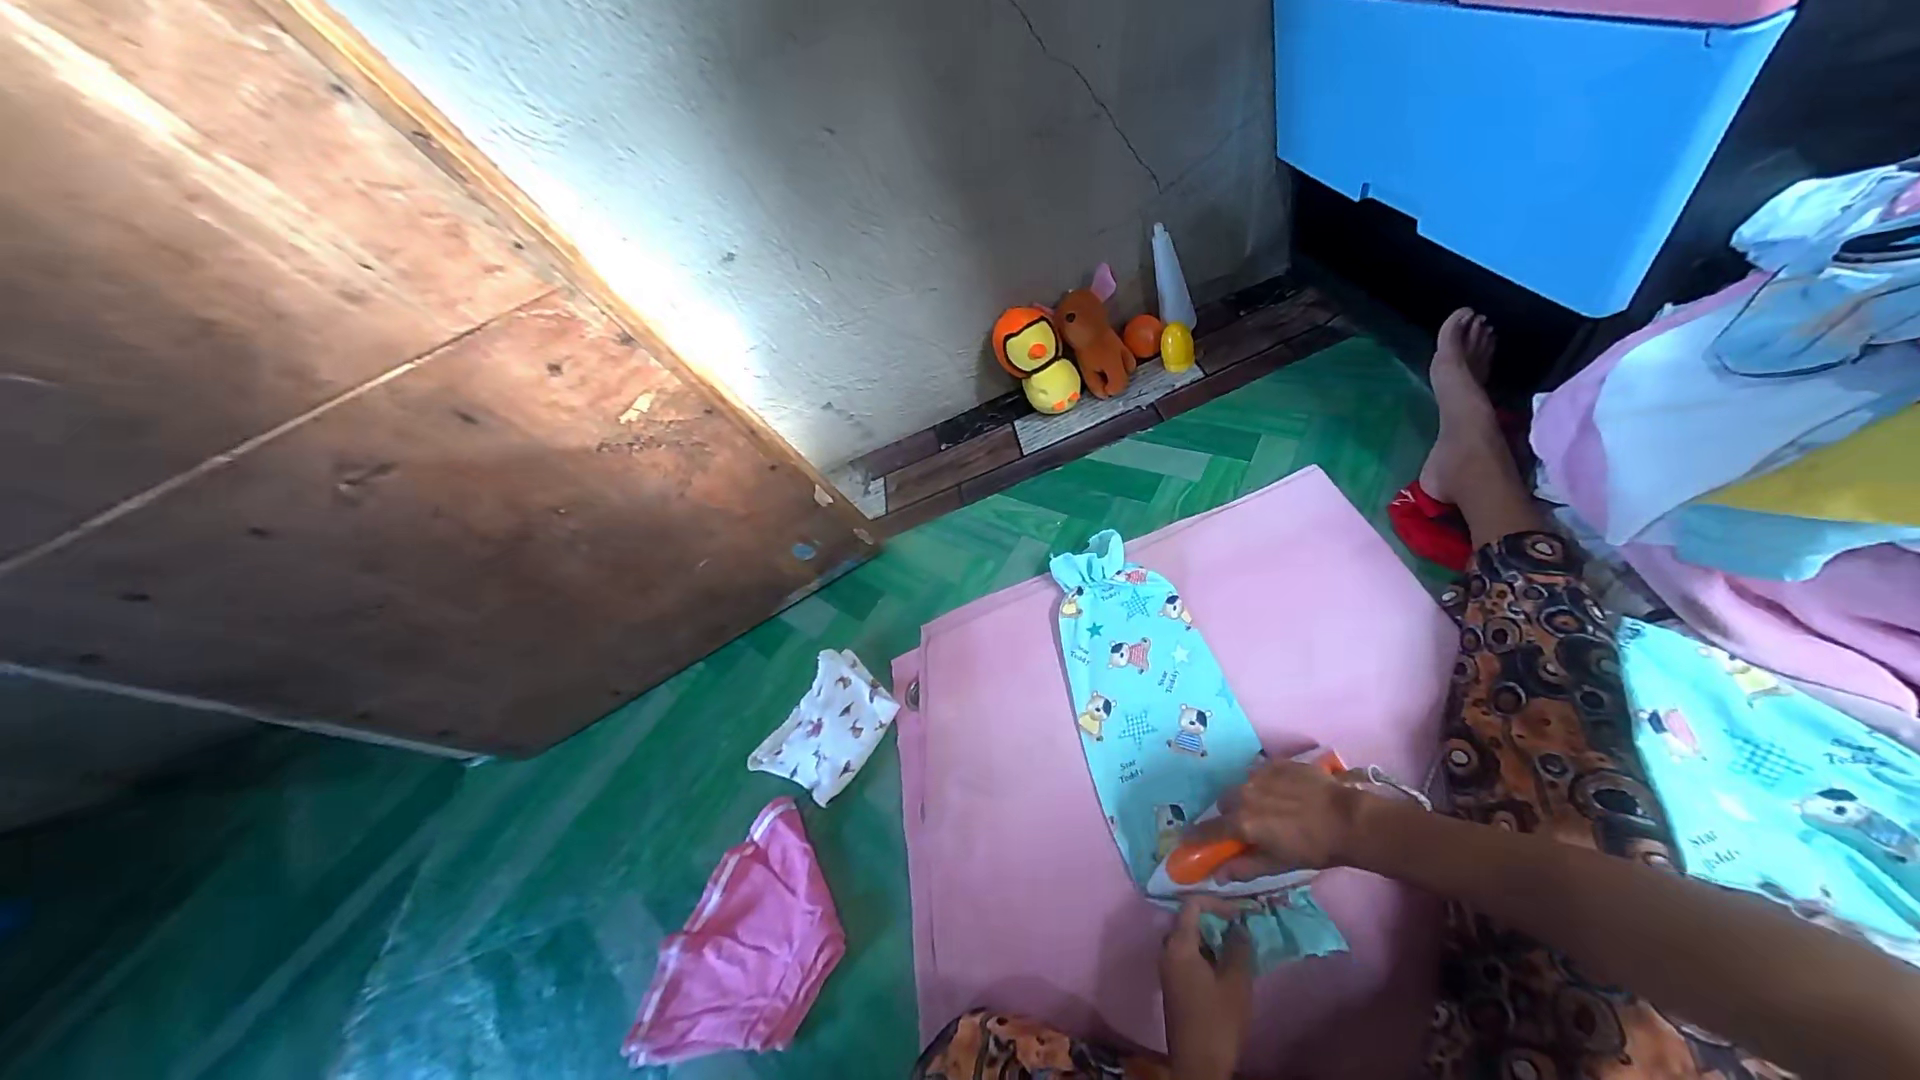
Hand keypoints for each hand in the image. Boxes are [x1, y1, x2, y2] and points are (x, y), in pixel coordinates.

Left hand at [1161, 897, 1251, 1079]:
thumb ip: (1238, 948)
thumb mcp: (1236, 982)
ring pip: (1187, 938)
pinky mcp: (1172, 981)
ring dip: (1209, 936)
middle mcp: (1166, 949)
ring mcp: (1167, 965)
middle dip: (1212, 918)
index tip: (1238, 912)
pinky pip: (1186, 953)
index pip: (1190, 905)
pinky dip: (1204, 950)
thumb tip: (1239, 926)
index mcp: (1178, 945)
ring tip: (1235, 942)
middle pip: (1186, 919)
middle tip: (1238, 924)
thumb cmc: (1218, 1021)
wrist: (1198, 1062)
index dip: (1215, 902)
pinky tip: (1223, 962)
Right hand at [1201, 759, 1370, 880]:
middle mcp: (1242, 794)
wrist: (1348, 819)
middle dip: (1231, 815)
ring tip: (1270, 807)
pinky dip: (1264, 783)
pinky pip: (1258, 773)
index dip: (1197, 836)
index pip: (1207, 829)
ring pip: (1240, 786)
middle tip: (1250, 826)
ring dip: (1247, 797)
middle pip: (1224, 804)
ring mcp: (1257, 775)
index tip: (1189, 839)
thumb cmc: (1313, 848)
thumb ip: (1244, 867)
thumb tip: (1217, 875)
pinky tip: (1284, 793)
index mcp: (1241, 822)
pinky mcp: (1274, 763)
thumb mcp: (1279, 864)